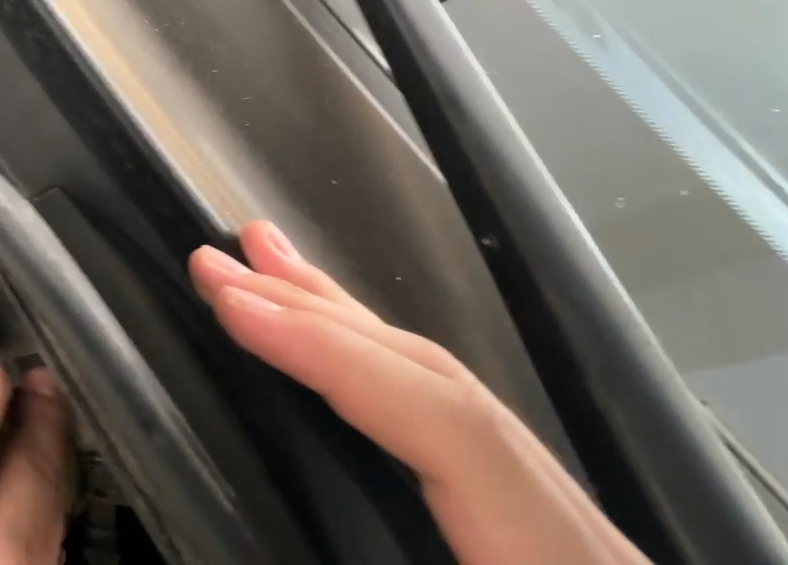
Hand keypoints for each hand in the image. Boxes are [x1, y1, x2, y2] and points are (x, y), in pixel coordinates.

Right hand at [192, 221, 650, 564]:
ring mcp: (558, 529)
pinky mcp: (529, 529)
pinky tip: (329, 325)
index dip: (336, 358)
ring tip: (259, 254)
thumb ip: (347, 557)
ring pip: (446, 387)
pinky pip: (444, 417)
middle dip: (316, 315)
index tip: (233, 310)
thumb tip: (223, 534)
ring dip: (337, 314)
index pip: (450, 433)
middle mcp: (573, 540)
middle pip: (442, 388)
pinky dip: (371, 357)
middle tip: (214, 268)